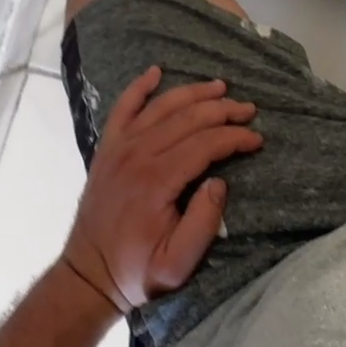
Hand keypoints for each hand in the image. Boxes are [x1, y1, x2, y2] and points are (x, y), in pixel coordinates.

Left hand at [61, 67, 262, 312]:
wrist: (88, 274)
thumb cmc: (137, 271)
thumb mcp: (178, 265)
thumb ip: (203, 224)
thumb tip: (219, 182)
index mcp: (156, 181)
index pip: (204, 144)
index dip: (234, 137)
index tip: (257, 139)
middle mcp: (138, 155)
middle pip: (187, 118)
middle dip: (223, 110)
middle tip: (248, 110)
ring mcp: (120, 148)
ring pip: (162, 107)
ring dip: (193, 93)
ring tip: (221, 87)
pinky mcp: (108, 148)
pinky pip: (123, 107)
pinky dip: (139, 86)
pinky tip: (156, 72)